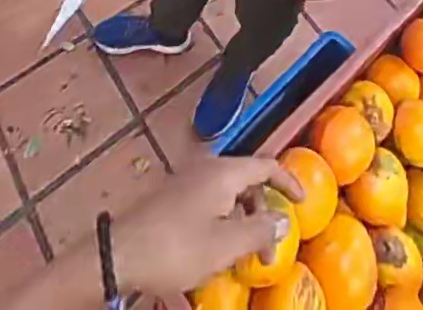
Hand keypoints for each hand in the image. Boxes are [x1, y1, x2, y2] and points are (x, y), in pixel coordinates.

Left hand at [115, 157, 303, 302]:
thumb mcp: (224, 245)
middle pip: (248, 181)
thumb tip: (283, 219)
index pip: (266, 166)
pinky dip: (223, 221)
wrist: (119, 253)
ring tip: (241, 257)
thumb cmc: (177, 248)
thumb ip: (259, 230)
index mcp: (225, 172)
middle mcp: (209, 167)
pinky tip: (215, 252)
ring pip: (228, 194)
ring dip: (242, 221)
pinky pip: (210, 201)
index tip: (302, 202)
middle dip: (263, 212)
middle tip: (267, 250)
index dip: (287, 182)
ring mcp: (189, 180)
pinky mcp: (174, 196)